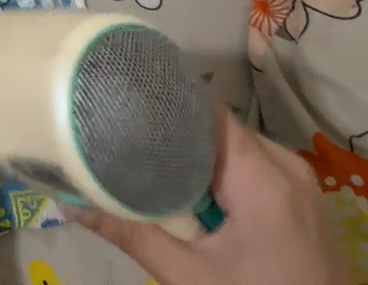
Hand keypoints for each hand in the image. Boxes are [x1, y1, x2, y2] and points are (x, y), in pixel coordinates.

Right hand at [67, 111, 352, 284]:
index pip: (203, 108)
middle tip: (118, 133)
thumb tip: (65, 201)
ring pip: (229, 145)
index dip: (160, 100)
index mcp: (262, 175)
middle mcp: (286, 166)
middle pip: (213, 125)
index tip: (117, 100)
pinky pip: (250, 165)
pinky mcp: (302, 203)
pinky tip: (186, 189)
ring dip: (191, 153)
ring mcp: (300, 185)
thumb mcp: (189, 278)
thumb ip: (130, 232)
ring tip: (145, 159)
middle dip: (168, 130)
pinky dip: (216, 171)